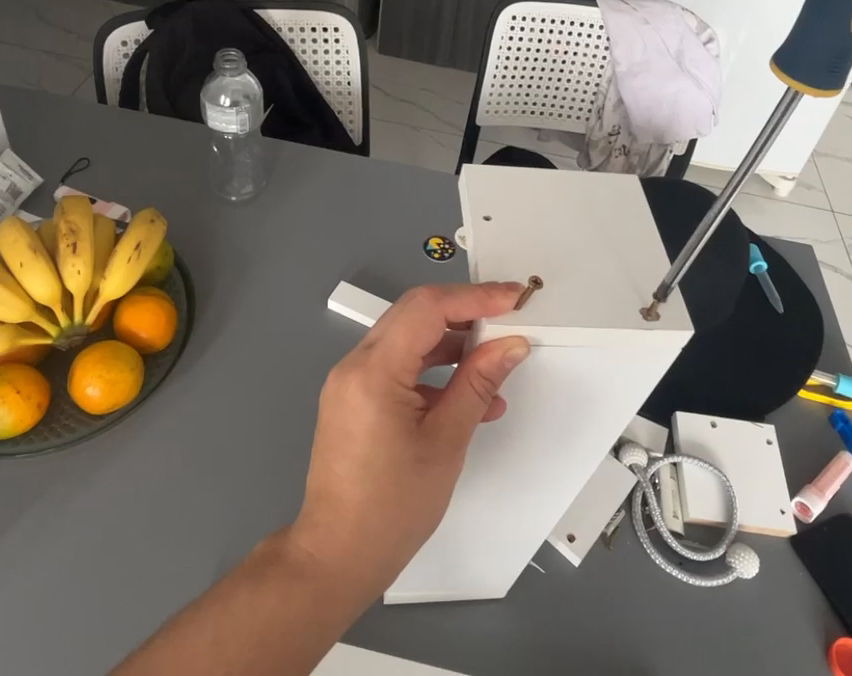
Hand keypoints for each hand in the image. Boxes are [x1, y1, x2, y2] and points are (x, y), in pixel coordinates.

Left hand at [284, 282, 530, 597]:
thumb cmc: (392, 505)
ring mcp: (349, 382)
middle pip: (413, 315)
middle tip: (507, 319)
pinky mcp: (353, 399)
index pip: (427, 308)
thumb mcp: (446, 441)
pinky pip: (396, 367)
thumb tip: (510, 345)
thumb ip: (479, 384)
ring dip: (450, 344)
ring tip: (494, 363)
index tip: (513, 298)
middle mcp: (354, 365)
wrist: (338, 554)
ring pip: (406, 339)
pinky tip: (466, 396)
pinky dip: (431, 371)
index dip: (474, 298)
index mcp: (373, 371)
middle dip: (464, 312)